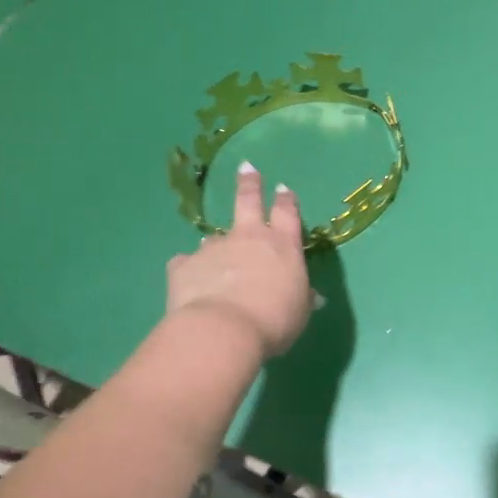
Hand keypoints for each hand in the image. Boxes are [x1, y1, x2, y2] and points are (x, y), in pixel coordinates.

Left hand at [166, 162, 315, 358]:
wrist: (222, 330)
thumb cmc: (274, 320)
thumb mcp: (299, 312)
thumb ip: (303, 298)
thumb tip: (313, 297)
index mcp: (282, 245)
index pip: (287, 212)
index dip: (286, 200)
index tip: (284, 188)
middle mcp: (248, 238)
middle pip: (248, 201)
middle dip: (249, 183)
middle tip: (247, 168)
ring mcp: (214, 248)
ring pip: (215, 236)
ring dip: (218, 242)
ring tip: (216, 252)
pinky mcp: (184, 265)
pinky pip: (187, 263)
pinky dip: (191, 269)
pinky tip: (191, 282)